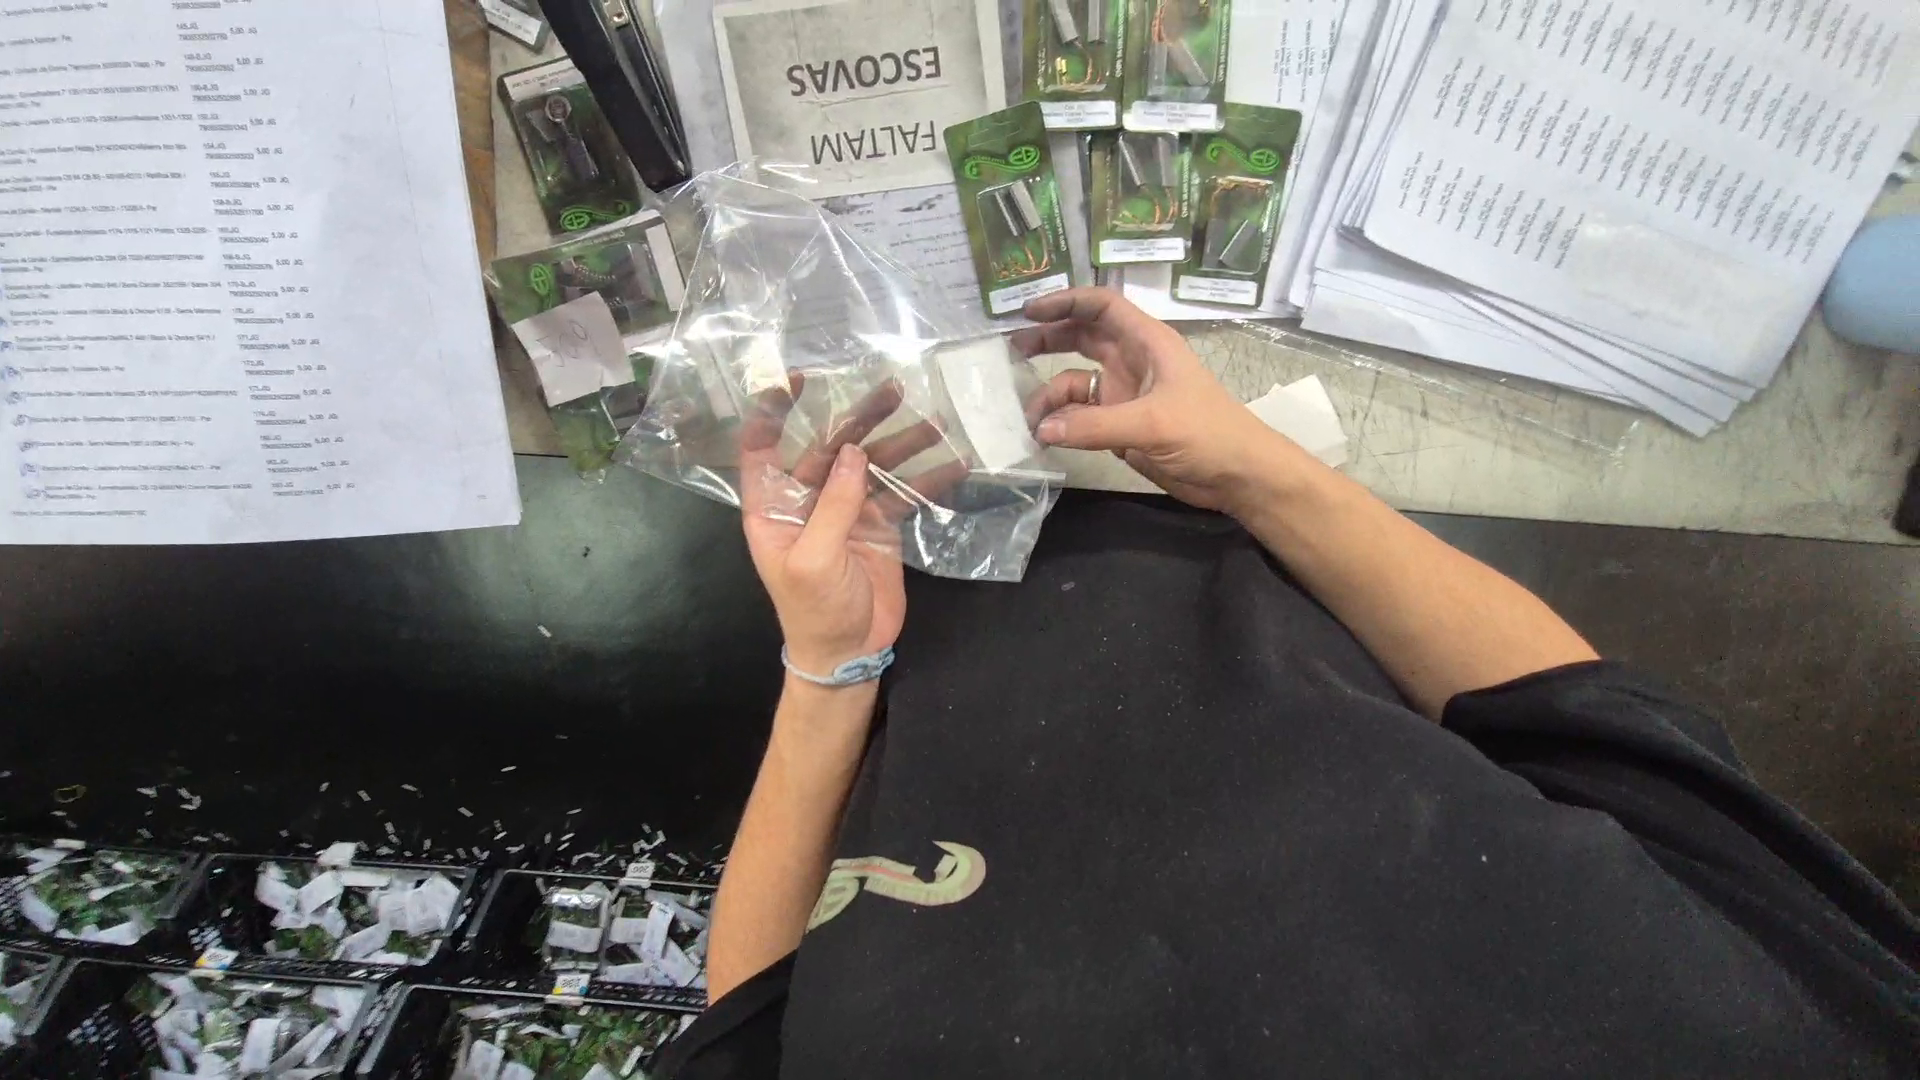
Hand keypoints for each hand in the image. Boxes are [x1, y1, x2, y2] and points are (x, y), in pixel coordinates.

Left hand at [737, 377, 932, 676]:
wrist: (849, 652)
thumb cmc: (814, 610)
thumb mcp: (814, 560)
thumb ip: (832, 506)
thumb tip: (852, 452)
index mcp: (773, 506)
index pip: (764, 447)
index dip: (774, 412)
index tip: (798, 381)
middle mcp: (808, 499)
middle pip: (830, 446)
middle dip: (860, 418)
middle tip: (894, 390)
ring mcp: (846, 508)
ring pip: (872, 464)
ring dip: (902, 443)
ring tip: (936, 422)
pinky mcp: (879, 523)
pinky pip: (902, 492)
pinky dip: (927, 479)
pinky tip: (955, 464)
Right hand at [1012, 288, 1321, 513]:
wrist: (1236, 476)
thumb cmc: (1207, 434)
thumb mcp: (1152, 424)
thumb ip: (1094, 426)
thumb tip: (1042, 429)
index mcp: (1148, 343)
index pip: (1102, 306)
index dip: (1066, 302)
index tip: (1029, 310)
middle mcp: (1132, 362)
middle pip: (1082, 338)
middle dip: (1048, 340)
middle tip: (1012, 350)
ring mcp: (1124, 395)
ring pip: (1075, 382)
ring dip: (1050, 396)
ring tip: (1030, 420)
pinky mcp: (1120, 426)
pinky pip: (1080, 417)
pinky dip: (1061, 424)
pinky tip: (1045, 436)